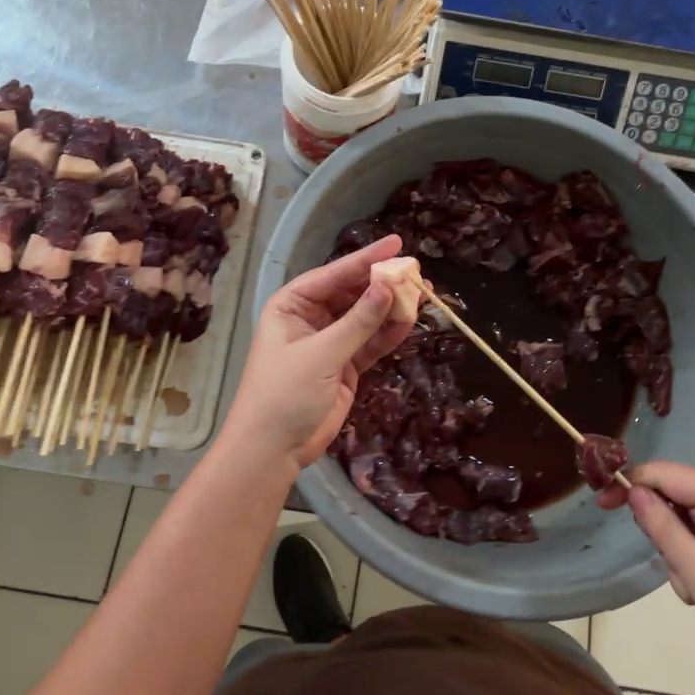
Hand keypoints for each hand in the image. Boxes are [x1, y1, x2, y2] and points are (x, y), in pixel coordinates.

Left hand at [223, 235, 413, 470]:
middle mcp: (310, 318)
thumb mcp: (321, 355)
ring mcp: (329, 342)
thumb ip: (358, 322)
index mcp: (291, 305)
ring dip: (390, 308)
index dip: (365, 259)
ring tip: (423, 294)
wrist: (272, 450)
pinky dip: (388, 334)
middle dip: (382, 283)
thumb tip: (388, 285)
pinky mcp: (344, 366)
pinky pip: (370, 343)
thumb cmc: (284, 394)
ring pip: (365, 318)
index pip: (333, 275)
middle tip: (416, 271)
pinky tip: (410, 322)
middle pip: (352, 293)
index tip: (396, 243)